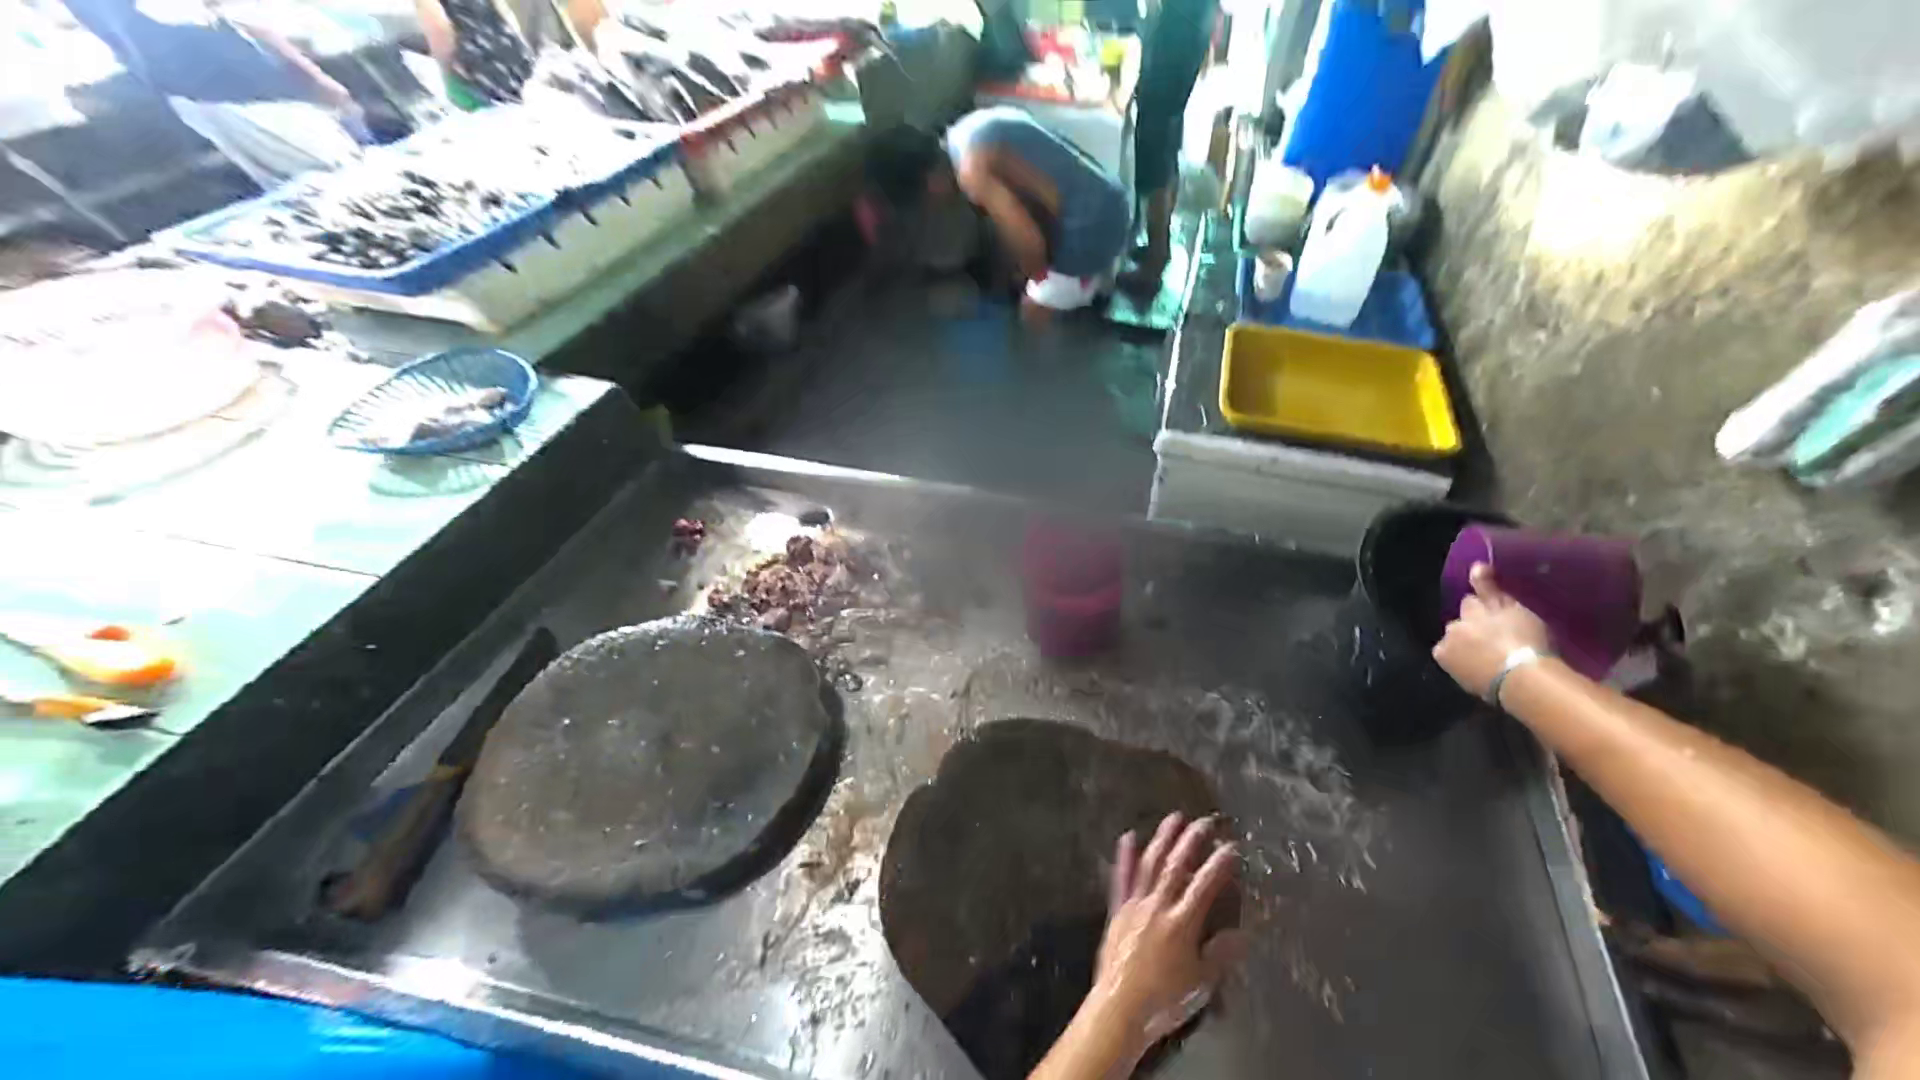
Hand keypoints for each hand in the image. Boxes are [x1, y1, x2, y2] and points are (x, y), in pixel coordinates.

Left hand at [1092, 813, 1246, 1053]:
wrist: (1120, 1007)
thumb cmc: (1165, 999)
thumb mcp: (1202, 982)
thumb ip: (1221, 954)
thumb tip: (1243, 933)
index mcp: (1182, 923)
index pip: (1205, 886)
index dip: (1219, 865)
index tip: (1231, 846)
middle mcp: (1158, 906)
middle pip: (1177, 867)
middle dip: (1192, 841)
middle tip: (1204, 821)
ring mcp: (1135, 904)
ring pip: (1150, 864)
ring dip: (1163, 839)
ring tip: (1173, 818)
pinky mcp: (1117, 909)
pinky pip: (1122, 878)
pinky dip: (1125, 856)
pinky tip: (1129, 836)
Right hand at [1431, 563, 1551, 697]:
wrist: (1518, 676)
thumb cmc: (1496, 689)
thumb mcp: (1470, 683)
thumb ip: (1466, 668)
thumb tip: (1472, 665)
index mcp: (1443, 653)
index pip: (1447, 645)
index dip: (1463, 647)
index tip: (1476, 655)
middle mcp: (1453, 631)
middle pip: (1457, 623)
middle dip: (1468, 627)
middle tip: (1486, 636)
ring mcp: (1475, 617)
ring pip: (1470, 605)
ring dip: (1476, 606)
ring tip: (1480, 604)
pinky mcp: (1497, 607)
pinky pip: (1486, 588)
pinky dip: (1482, 578)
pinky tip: (1480, 567)